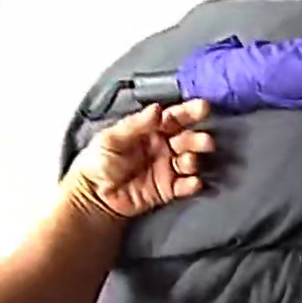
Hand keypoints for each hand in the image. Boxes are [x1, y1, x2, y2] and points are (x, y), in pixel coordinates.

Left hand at [62, 101, 216, 219]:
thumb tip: (158, 109)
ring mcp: (168, 169)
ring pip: (190, 161)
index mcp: (149, 131)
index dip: (188, 112)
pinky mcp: (170, 190)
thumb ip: (136, 124)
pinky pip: (187, 186)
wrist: (95, 196)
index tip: (204, 107)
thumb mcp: (111, 138)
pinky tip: (193, 182)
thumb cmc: (98, 162)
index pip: (173, 118)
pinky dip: (193, 184)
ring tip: (189, 162)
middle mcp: (163, 148)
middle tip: (206, 142)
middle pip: (187, 140)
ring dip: (194, 160)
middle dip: (198, 139)